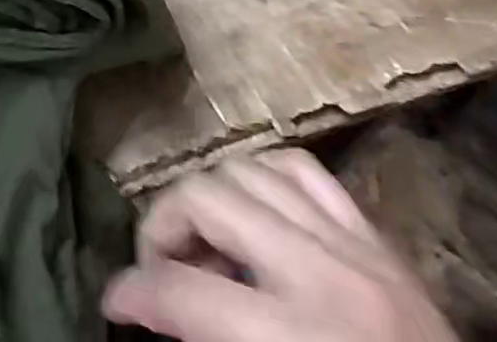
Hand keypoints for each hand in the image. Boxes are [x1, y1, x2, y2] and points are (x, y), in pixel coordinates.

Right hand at [103, 149, 456, 341]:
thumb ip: (207, 339)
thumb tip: (151, 311)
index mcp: (299, 335)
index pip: (180, 291)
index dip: (131, 292)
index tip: (116, 302)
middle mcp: (325, 276)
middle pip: (203, 199)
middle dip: (162, 229)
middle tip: (163, 270)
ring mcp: (358, 249)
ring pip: (244, 170)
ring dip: (208, 202)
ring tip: (209, 247)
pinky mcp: (380, 241)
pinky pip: (301, 171)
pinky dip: (262, 179)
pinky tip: (253, 213)